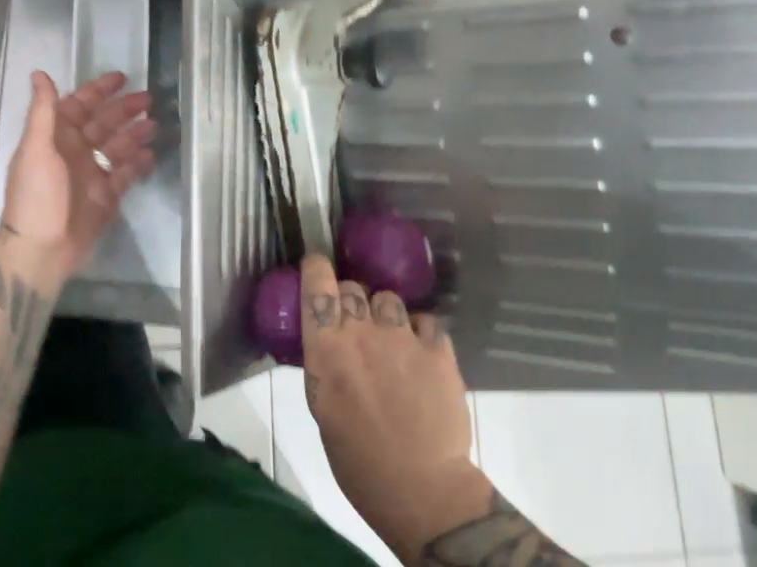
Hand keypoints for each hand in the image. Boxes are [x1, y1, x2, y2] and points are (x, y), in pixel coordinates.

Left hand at [0, 71, 153, 282]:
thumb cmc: (36, 196)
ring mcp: (91, 174)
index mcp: (55, 138)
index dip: (98, 91)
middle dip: (124, 110)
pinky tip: (151, 154)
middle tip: (149, 99)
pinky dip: (137, 164)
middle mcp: (74, 152)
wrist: (42, 249)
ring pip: (117, 147)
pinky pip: (125, 174)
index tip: (122, 78)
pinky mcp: (105, 197)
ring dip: (134, 134)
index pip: (79, 106)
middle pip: (103, 124)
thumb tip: (39, 73)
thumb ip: (43, 112)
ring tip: (155, 125)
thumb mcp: (36, 149)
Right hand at [300, 254, 491, 562]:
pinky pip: (426, 321)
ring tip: (391, 341)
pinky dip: (420, 332)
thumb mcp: (321, 406)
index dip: (317, 269)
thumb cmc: (356, 458)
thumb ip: (323, 363)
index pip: (317, 283)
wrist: (420, 487)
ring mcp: (403, 337)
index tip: (317, 269)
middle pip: (353, 287)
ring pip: (390, 299)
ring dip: (385, 314)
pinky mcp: (439, 349)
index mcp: (326, 347)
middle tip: (354, 323)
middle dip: (350, 299)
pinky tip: (419, 354)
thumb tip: (325, 342)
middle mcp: (362, 331)